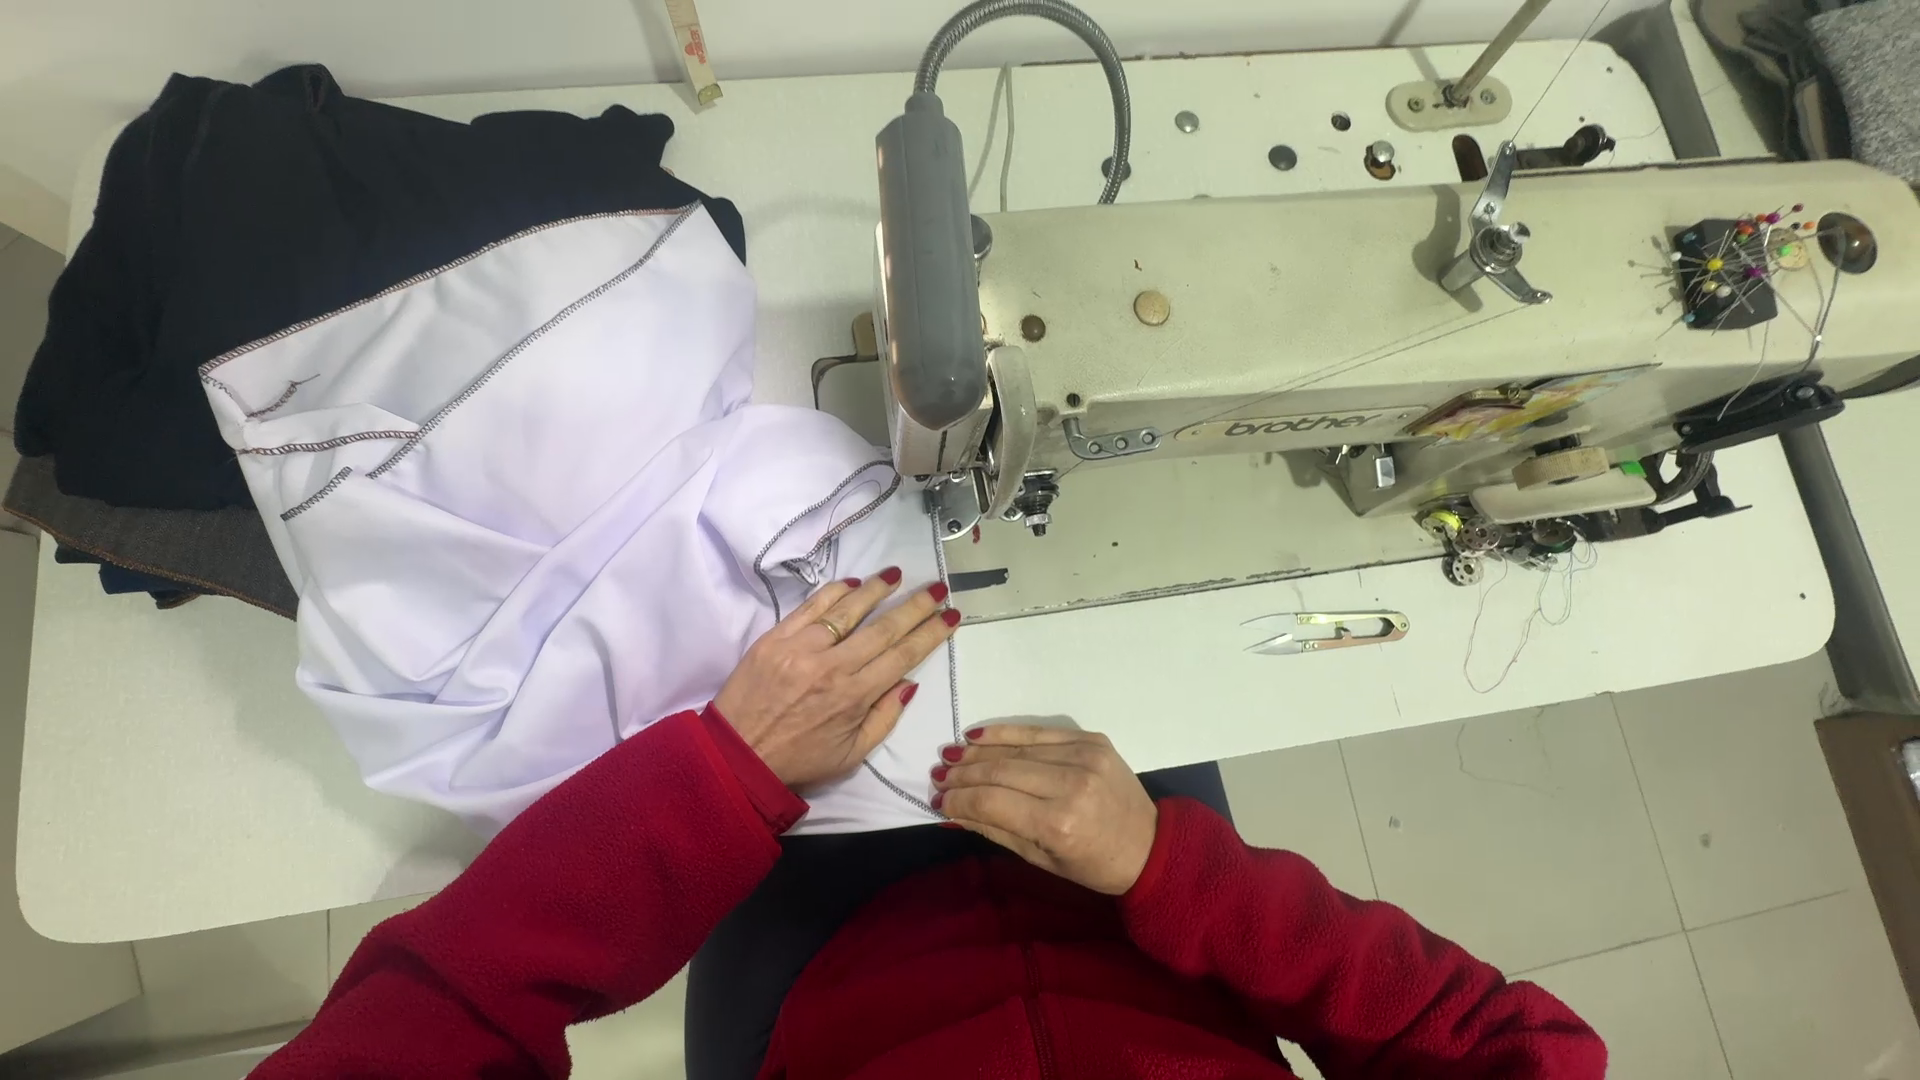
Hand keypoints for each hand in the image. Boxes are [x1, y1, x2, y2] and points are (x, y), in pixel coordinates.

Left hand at [714, 569, 957, 790]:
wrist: (734, 756)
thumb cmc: (799, 759)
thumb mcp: (852, 754)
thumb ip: (885, 717)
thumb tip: (909, 681)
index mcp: (854, 697)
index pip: (903, 655)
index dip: (930, 633)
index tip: (950, 616)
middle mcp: (832, 666)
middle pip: (883, 627)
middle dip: (915, 606)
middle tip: (936, 588)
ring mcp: (802, 648)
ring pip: (848, 609)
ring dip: (876, 589)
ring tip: (897, 574)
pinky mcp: (775, 637)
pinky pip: (811, 606)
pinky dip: (834, 591)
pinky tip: (853, 582)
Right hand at [932, 725, 1157, 894]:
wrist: (1149, 845)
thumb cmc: (1093, 865)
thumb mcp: (1041, 860)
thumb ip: (995, 830)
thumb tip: (950, 810)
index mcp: (1059, 824)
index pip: (994, 802)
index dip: (960, 798)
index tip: (936, 798)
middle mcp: (1071, 785)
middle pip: (1001, 771)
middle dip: (963, 774)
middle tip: (936, 774)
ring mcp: (1084, 756)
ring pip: (1016, 748)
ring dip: (977, 752)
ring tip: (950, 755)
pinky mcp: (1092, 739)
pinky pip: (1040, 731)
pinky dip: (1005, 732)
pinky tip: (977, 736)